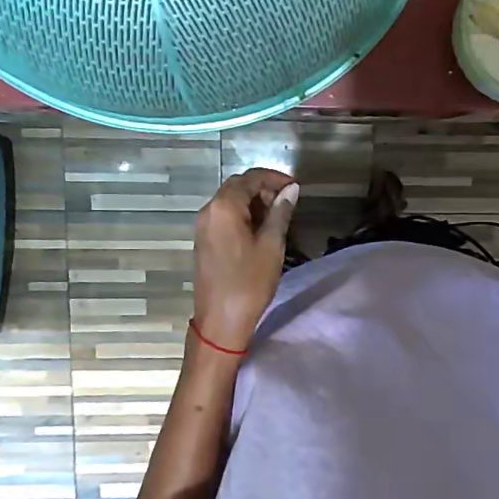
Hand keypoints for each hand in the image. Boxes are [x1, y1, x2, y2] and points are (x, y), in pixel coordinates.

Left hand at [192, 168, 298, 352]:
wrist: (221, 320)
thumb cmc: (249, 282)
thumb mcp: (272, 245)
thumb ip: (280, 212)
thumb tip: (291, 190)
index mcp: (224, 207)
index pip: (250, 178)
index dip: (275, 178)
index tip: (296, 187)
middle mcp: (208, 210)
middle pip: (237, 187)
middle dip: (263, 189)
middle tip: (287, 203)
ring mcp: (203, 226)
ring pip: (229, 201)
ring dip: (253, 202)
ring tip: (277, 217)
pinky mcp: (203, 240)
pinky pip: (223, 216)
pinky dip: (242, 215)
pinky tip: (259, 230)